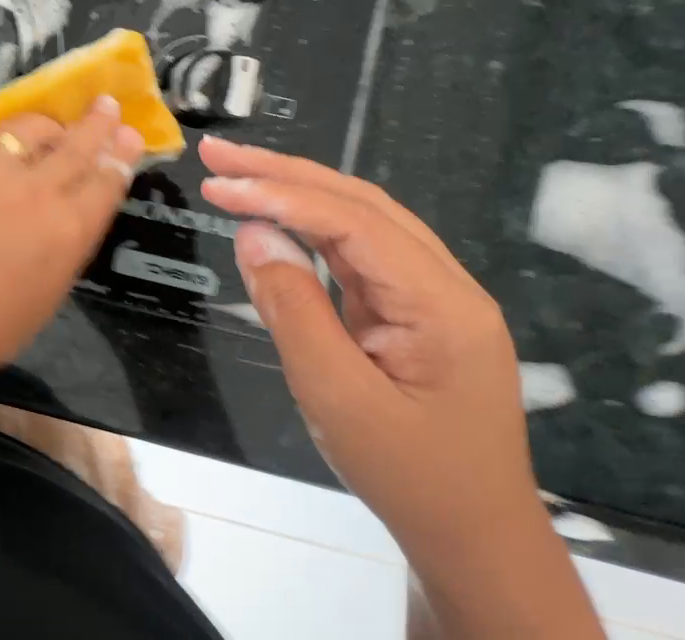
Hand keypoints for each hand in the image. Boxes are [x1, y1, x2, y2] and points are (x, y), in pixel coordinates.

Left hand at [0, 98, 145, 390]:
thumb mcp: (50, 290)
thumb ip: (65, 243)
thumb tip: (69, 215)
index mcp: (69, 229)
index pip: (106, 182)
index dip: (120, 157)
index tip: (130, 137)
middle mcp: (37, 191)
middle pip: (75, 146)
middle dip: (96, 124)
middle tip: (108, 105)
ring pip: (30, 131)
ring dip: (48, 125)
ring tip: (54, 124)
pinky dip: (6, 138)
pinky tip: (8, 142)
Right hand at [199, 137, 601, 639]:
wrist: (470, 531)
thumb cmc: (405, 468)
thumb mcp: (335, 393)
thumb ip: (292, 308)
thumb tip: (253, 235)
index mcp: (440, 304)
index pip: (353, 223)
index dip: (280, 195)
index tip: (214, 182)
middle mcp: (445, 287)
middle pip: (362, 205)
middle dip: (286, 172)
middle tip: (216, 151)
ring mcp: (431, 298)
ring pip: (361, 221)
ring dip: (296, 189)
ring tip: (233, 170)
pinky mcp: (410, 312)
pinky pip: (357, 252)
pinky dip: (308, 224)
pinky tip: (272, 215)